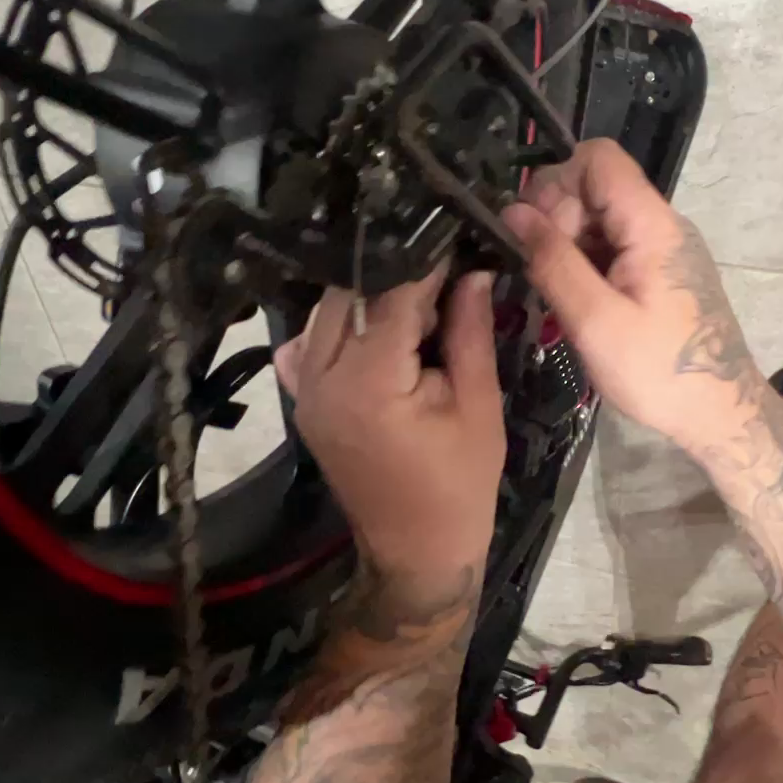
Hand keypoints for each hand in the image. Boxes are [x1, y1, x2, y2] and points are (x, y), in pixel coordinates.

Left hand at [275, 267, 503, 587]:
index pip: (392, 295)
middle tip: (445, 269)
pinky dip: (341, 326)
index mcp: (369, 384)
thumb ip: (470, 334)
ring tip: (420, 299)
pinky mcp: (304, 403)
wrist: (417, 551)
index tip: (455, 232)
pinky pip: (309, 346)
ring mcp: (304, 392)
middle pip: (350, 295)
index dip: (427, 260)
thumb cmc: (460, 486)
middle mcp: (322, 380)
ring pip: (327, 313)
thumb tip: (474, 272)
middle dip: (398, 275)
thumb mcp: (478, 407)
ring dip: (370, 296)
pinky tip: (378, 330)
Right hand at [500, 139, 762, 448]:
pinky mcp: (662, 273)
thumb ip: (552, 262)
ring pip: (602, 220)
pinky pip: (616, 249)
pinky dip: (588, 265)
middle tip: (543, 274)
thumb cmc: (658, 372)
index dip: (556, 183)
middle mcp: (662, 225)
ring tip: (559, 295)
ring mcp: (665, 249)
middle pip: (597, 188)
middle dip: (558, 219)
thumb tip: (512, 213)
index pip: (599, 158)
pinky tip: (579, 303)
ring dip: (570, 246)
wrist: (719, 412)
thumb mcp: (595, 321)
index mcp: (652, 226)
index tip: (535, 233)